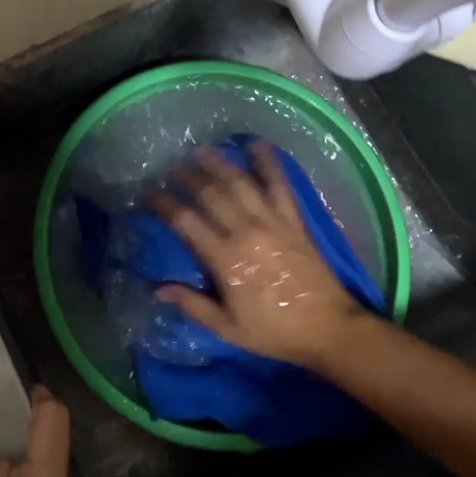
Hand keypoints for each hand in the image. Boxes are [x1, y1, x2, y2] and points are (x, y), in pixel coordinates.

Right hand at [149, 141, 366, 368]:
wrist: (328, 329)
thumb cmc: (274, 332)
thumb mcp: (228, 328)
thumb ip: (192, 304)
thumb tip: (157, 288)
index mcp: (225, 259)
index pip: (185, 221)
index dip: (162, 203)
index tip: (147, 193)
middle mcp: (245, 232)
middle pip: (209, 194)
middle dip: (186, 177)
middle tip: (170, 169)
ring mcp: (271, 221)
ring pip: (239, 182)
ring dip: (217, 163)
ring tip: (200, 150)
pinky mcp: (293, 219)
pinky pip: (279, 184)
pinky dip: (268, 162)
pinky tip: (256, 144)